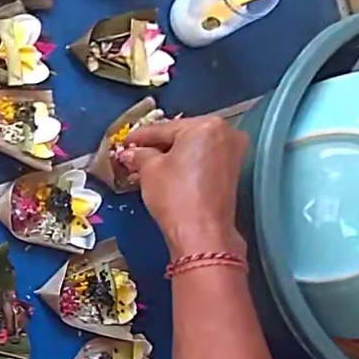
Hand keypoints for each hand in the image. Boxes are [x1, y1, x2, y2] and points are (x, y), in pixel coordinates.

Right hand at [116, 116, 250, 258]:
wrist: (201, 232)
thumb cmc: (175, 195)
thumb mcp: (149, 170)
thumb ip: (139, 155)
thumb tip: (131, 153)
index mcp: (205, 125)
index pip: (164, 128)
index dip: (140, 136)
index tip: (125, 141)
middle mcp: (225, 133)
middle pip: (182, 136)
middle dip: (157, 146)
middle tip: (135, 154)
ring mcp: (233, 152)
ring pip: (193, 148)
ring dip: (171, 156)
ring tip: (147, 165)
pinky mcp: (233, 172)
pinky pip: (202, 160)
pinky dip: (185, 164)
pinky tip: (167, 172)